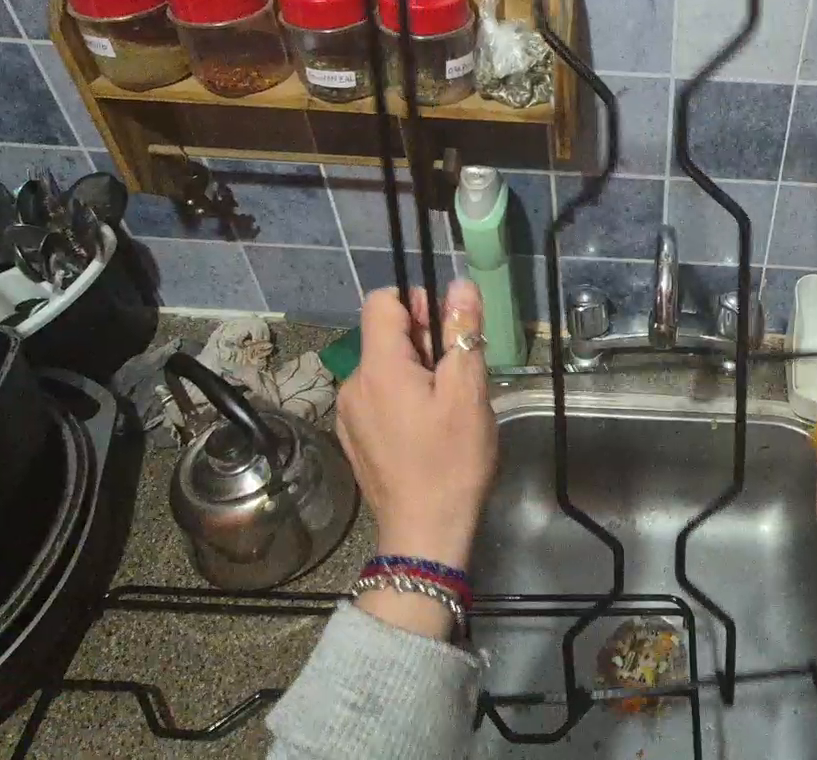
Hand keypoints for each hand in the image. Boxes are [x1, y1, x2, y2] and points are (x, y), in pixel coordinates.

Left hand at [335, 279, 496, 572]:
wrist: (425, 532)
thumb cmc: (452, 459)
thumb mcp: (467, 392)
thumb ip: (462, 333)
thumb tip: (460, 285)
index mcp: (378, 368)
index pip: (382, 301)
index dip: (417, 302)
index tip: (447, 332)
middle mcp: (352, 383)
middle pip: (386, 335)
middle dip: (424, 342)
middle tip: (456, 377)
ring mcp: (348, 413)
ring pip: (385, 366)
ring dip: (416, 371)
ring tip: (445, 407)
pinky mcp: (353, 436)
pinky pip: (378, 394)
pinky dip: (403, 396)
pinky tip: (426, 428)